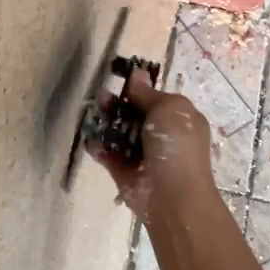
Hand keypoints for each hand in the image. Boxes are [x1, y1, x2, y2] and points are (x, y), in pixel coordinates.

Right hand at [87, 67, 216, 216]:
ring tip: (92, 113)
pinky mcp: (124, 172)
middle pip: (133, 114)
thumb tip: (137, 74)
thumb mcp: (168, 108)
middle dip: (116, 104)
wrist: (172, 195)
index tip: (119, 81)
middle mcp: (162, 137)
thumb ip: (147, 93)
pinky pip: (108, 154)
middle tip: (100, 96)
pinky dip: (98, 146)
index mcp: (179, 120)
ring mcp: (142, 155)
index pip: (156, 100)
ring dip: (105, 122)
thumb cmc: (176, 145)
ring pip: (118, 133)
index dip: (137, 90)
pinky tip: (90, 139)